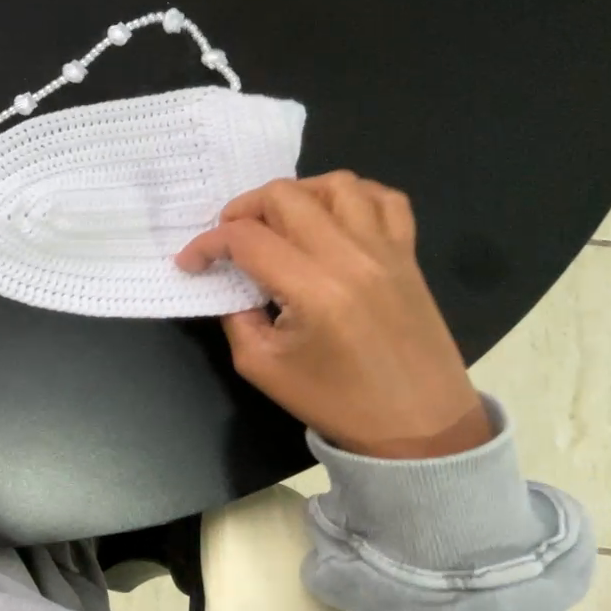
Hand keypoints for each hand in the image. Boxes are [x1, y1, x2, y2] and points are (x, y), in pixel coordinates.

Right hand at [175, 172, 488, 459]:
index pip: (246, 238)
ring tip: (276, 222)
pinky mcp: (408, 256)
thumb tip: (226, 282)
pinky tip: (327, 219)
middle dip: (241, 210)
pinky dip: (349, 196)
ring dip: (294, 194)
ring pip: (336, 184)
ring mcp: (387, 251)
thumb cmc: (334, 400)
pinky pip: (384, 199)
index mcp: (314, 290)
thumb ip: (234, 315)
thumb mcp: (259, 364)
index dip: (205, 245)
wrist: (419, 425)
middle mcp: (353, 258)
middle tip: (227, 241)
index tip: (190, 263)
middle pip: (285, 196)